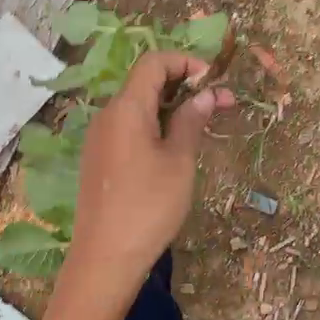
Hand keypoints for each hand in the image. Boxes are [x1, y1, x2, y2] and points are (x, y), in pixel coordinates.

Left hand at [65, 51, 234, 298]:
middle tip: (220, 106)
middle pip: (144, 84)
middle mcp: (107, 116)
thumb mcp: (179, 162)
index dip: (186, 62)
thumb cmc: (149, 207)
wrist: (105, 257)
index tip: (215, 81)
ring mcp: (99, 140)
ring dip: (171, 110)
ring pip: (137, 109)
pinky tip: (174, 151)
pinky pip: (128, 131)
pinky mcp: (99, 162)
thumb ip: (191, 122)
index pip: (153, 63)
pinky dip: (154, 128)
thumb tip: (205, 95)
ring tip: (202, 129)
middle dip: (183, 87)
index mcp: (126, 108)